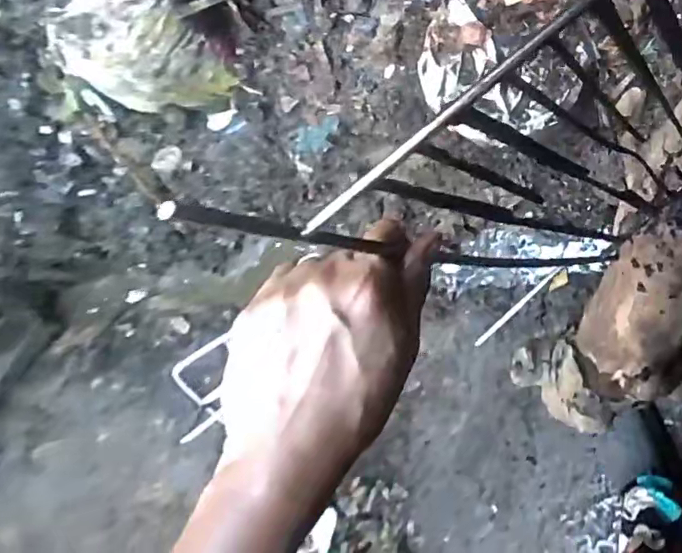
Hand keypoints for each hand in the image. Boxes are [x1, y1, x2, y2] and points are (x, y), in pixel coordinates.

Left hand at [215, 219, 438, 494]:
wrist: (286, 450)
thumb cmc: (361, 398)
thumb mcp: (405, 339)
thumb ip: (415, 281)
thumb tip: (430, 238)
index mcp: (369, 277)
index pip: (387, 231)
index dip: (394, 250)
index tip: (393, 275)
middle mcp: (326, 270)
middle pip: (350, 253)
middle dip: (358, 275)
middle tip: (356, 318)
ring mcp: (284, 288)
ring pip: (315, 268)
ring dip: (324, 286)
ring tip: (320, 331)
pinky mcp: (251, 308)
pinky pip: (282, 285)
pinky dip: (293, 300)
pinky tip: (293, 336)